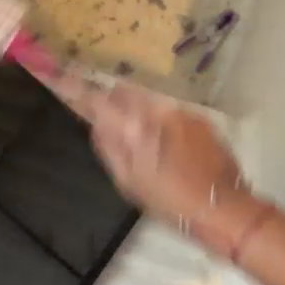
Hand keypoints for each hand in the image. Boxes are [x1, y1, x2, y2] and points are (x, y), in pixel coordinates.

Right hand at [89, 83, 245, 228]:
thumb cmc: (171, 203)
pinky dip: (160, 120)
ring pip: (148, 100)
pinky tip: (166, 144)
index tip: (60, 76)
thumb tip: (96, 125)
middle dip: (111, 100)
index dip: (76, 87)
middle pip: (123, 92)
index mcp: (134, 128)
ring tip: (139, 137)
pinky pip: (169, 111)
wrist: (224, 208)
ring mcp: (181, 112)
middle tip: (105, 119)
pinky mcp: (200, 118)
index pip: (97, 99)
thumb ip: (109, 148)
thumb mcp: (129, 182)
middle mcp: (157, 111)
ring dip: (137, 110)